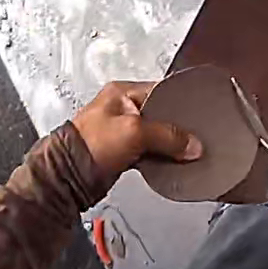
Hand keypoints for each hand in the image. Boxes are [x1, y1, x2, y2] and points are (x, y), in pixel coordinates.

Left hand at [71, 80, 202, 182]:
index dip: (181, 102)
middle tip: (194, 137)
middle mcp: (122, 109)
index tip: (198, 114)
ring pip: (156, 136)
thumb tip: (192, 144)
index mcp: (121, 93)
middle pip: (161, 115)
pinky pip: (149, 152)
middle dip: (176, 128)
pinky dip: (159, 158)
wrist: (69, 177)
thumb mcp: (134, 132)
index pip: (161, 91)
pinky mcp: (123, 152)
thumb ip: (167, 135)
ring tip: (185, 152)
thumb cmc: (88, 146)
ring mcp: (122, 132)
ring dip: (168, 146)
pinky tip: (170, 163)